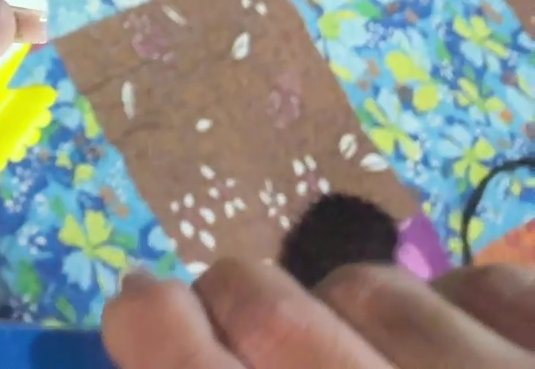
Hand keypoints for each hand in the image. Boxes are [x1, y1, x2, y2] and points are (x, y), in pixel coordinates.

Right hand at [103, 260, 534, 367]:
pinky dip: (476, 313)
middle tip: (283, 348)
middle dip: (252, 309)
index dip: (147, 317)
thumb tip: (155, 336)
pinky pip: (491, 281)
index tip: (157, 315)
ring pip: (369, 284)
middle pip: (257, 295)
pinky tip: (493, 368)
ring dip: (370, 322)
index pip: (164, 337)